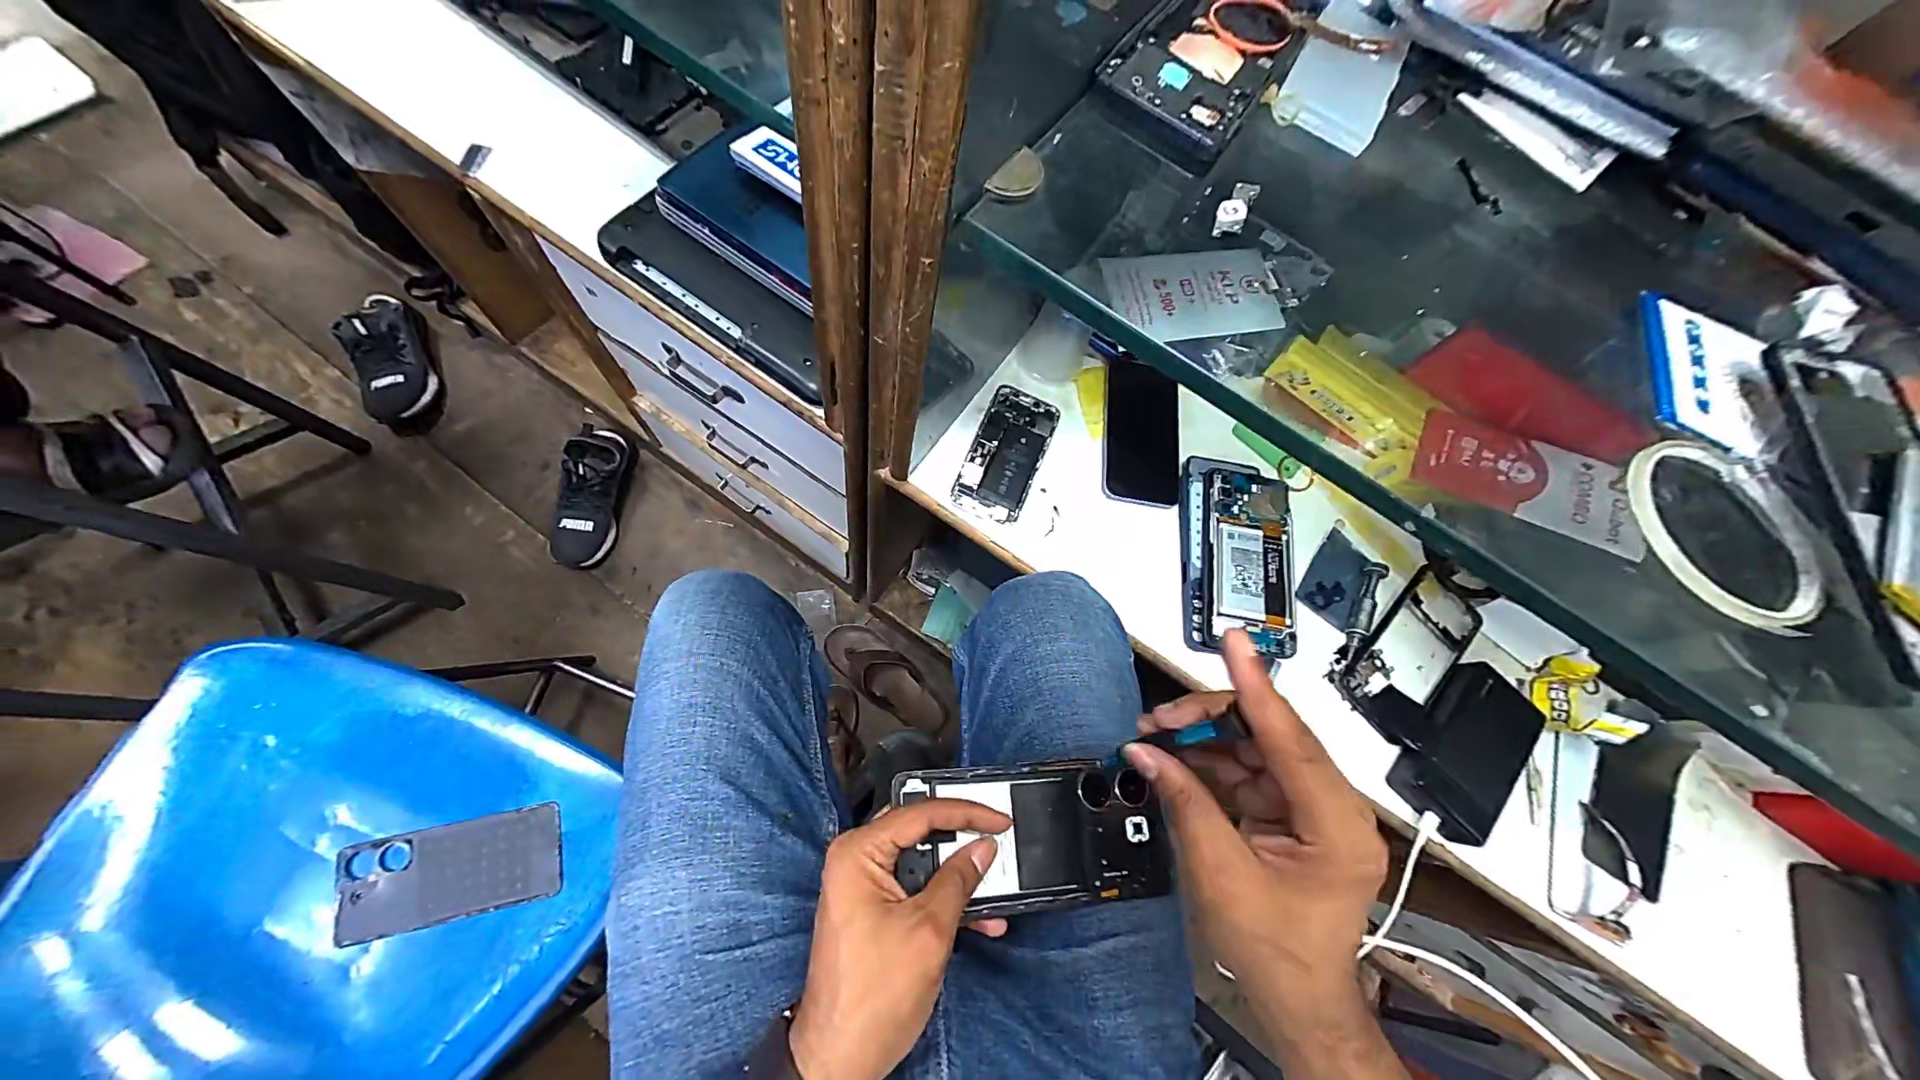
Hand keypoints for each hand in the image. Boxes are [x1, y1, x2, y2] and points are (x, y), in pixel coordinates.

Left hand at [789, 798, 1009, 1079]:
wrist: (839, 1056)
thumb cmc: (875, 994)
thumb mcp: (929, 929)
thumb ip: (958, 879)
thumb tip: (983, 847)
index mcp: (858, 852)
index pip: (919, 813)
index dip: (966, 812)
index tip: (1001, 819)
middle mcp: (856, 859)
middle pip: (919, 832)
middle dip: (962, 841)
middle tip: (998, 841)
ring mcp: (863, 884)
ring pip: (921, 862)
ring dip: (958, 877)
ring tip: (996, 888)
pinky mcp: (873, 907)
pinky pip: (915, 888)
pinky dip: (944, 900)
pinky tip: (980, 920)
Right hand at [1125, 630, 1387, 1024]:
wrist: (1295, 996)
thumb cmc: (1275, 951)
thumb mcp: (1220, 874)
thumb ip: (1184, 802)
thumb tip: (1146, 754)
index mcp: (1337, 825)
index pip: (1290, 738)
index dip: (1255, 687)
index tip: (1236, 645)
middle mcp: (1332, 805)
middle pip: (1267, 734)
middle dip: (1209, 717)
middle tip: (1159, 717)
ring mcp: (1310, 806)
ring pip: (1251, 746)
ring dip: (1201, 739)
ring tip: (1155, 736)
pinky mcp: (1288, 810)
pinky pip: (1243, 769)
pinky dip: (1205, 762)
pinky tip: (1173, 758)